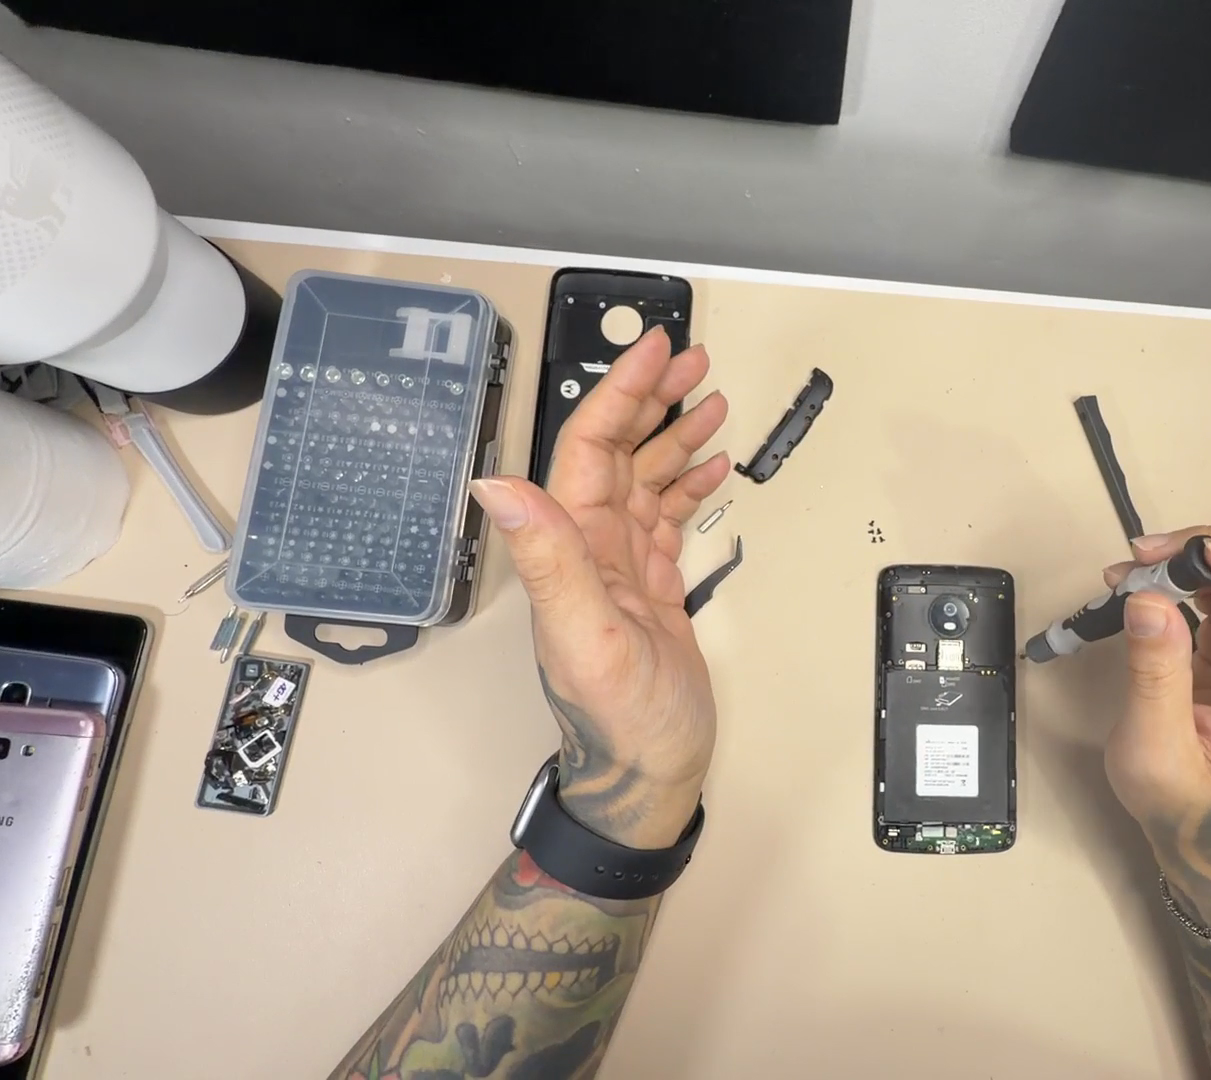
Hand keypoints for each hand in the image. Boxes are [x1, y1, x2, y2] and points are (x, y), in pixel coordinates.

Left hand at [469, 326, 730, 847]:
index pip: (593, 449)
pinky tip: (710, 465)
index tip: (656, 354)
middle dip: (655, 401)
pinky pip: (667, 516)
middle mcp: (591, 546)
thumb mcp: (588, 638)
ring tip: (713, 403)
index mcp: (571, 547)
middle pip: (620, 452)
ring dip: (677, 437)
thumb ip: (550, 561)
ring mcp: (623, 563)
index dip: (622, 394)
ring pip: (647, 479)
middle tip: (694, 362)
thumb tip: (498, 483)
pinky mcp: (652, 582)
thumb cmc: (624, 716)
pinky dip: (688, 485)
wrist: (651, 768)